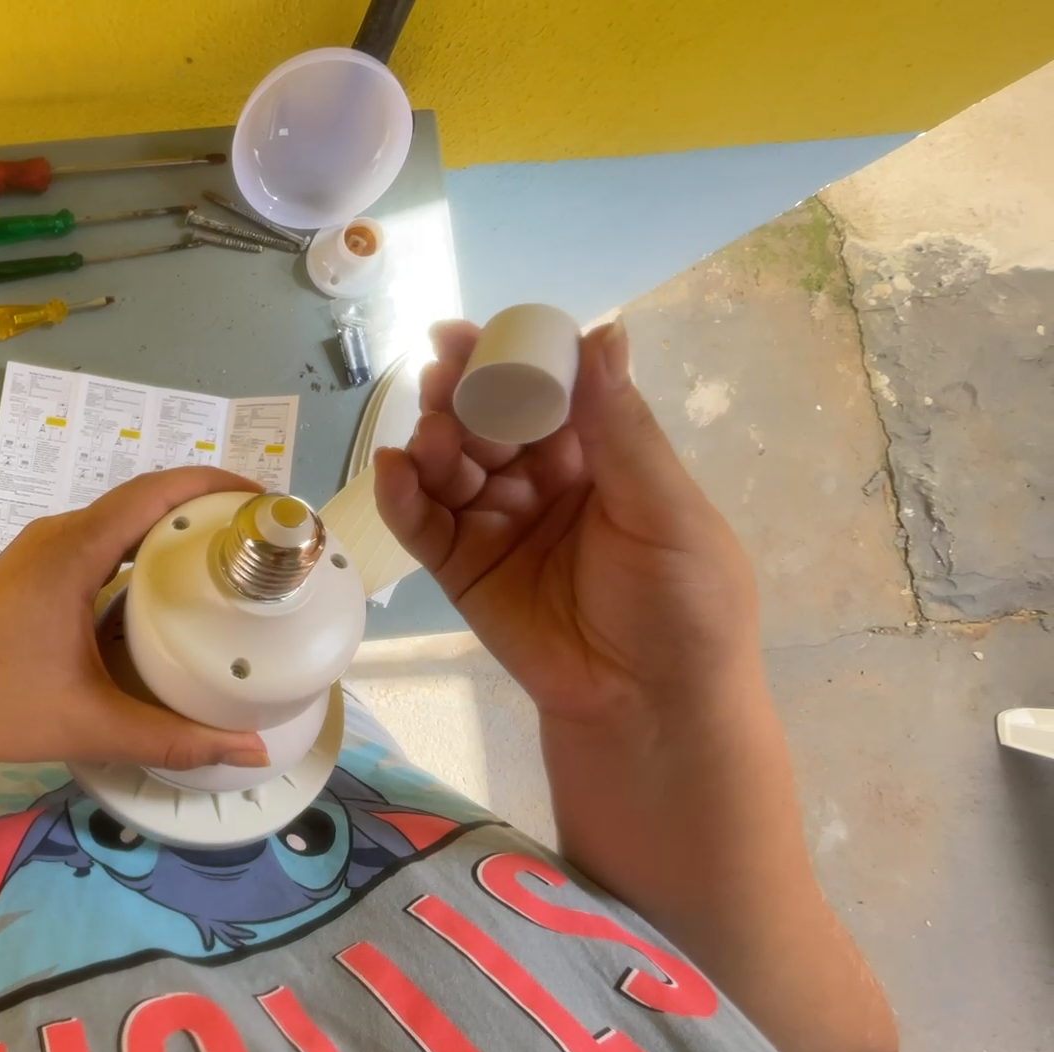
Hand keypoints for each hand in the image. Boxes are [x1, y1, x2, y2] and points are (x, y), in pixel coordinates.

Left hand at [0, 466, 270, 777]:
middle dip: (202, 505)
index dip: (213, 483)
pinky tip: (163, 584)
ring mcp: (37, 549)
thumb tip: (256, 752)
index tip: (264, 499)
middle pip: (140, 499)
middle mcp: (55, 536)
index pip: (153, 493)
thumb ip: (177, 739)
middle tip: (257, 536)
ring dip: (168, 526)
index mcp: (71, 552)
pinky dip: (138, 547)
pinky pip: (96, 540)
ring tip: (223, 555)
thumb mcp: (93, 725)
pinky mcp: (29, 569)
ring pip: (117, 519)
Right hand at [373, 319, 763, 731]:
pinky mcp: (454, 565)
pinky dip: (400, 496)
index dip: (508, 362)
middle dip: (460, 395)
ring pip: (446, 468)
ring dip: (431, 443)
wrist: (645, 701)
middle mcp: (533, 483)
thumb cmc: (679, 602)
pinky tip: (392, 469)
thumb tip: (605, 330)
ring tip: (431, 436)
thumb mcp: (663, 507)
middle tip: (440, 372)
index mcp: (591, 461)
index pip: (540, 396)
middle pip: (483, 425)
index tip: (474, 333)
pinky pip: (420, 523)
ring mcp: (488, 524)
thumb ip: (620, 427)